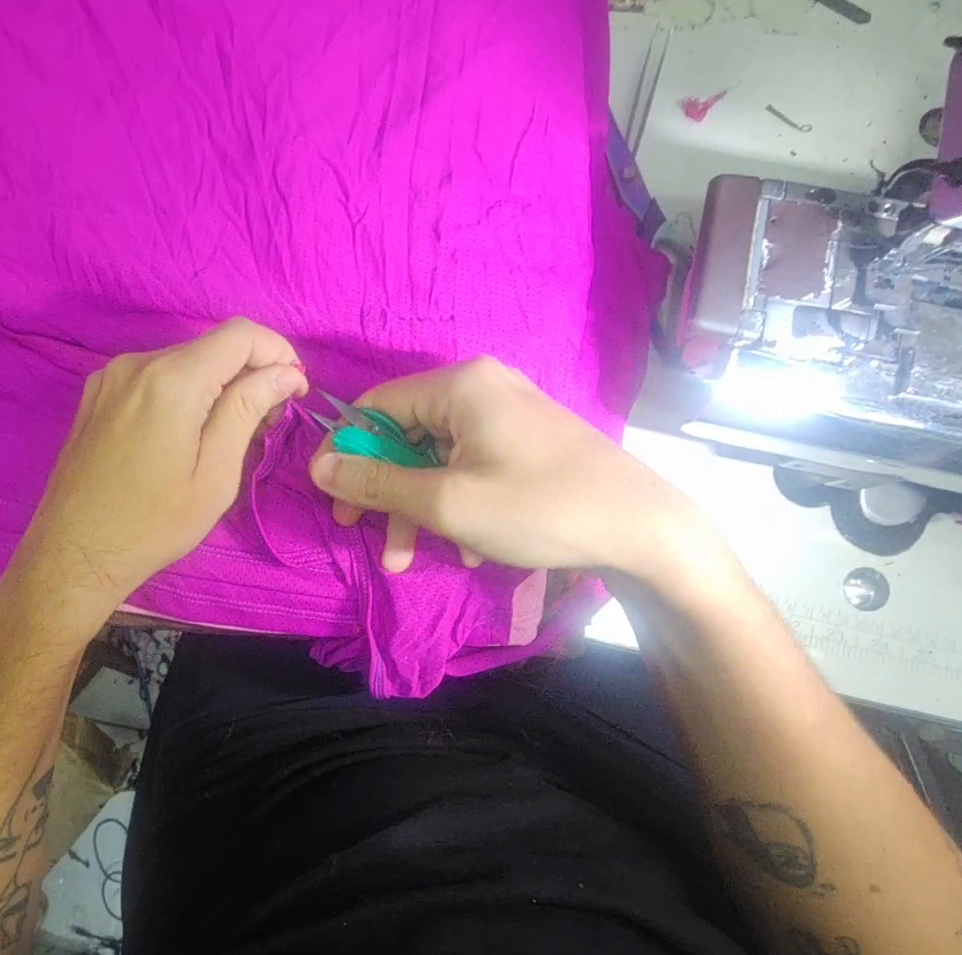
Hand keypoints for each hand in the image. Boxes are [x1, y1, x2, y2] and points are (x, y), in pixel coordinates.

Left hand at [1, 319, 308, 636]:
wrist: (75, 553)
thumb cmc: (153, 525)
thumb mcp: (215, 476)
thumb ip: (247, 412)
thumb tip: (284, 372)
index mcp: (172, 381)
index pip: (240, 334)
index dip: (277, 353)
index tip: (293, 390)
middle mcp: (137, 364)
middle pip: (210, 346)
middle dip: (248, 372)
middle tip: (265, 422)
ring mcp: (111, 376)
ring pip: (182, 361)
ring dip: (215, 384)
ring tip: (225, 435)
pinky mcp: (97, 394)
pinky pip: (153, 377)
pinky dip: (182, 392)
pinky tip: (184, 433)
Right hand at [309, 358, 715, 582]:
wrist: (642, 529)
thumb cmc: (537, 508)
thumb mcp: (444, 502)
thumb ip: (376, 483)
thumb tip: (319, 467)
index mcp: (460, 385)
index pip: (376, 405)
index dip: (345, 452)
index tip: (330, 496)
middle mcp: (481, 388)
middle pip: (405, 436)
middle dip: (384, 493)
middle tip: (361, 533)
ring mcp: (507, 416)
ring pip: (436, 460)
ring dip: (418, 511)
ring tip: (410, 562)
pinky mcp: (525, 444)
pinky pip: (470, 468)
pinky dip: (456, 507)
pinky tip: (469, 550)